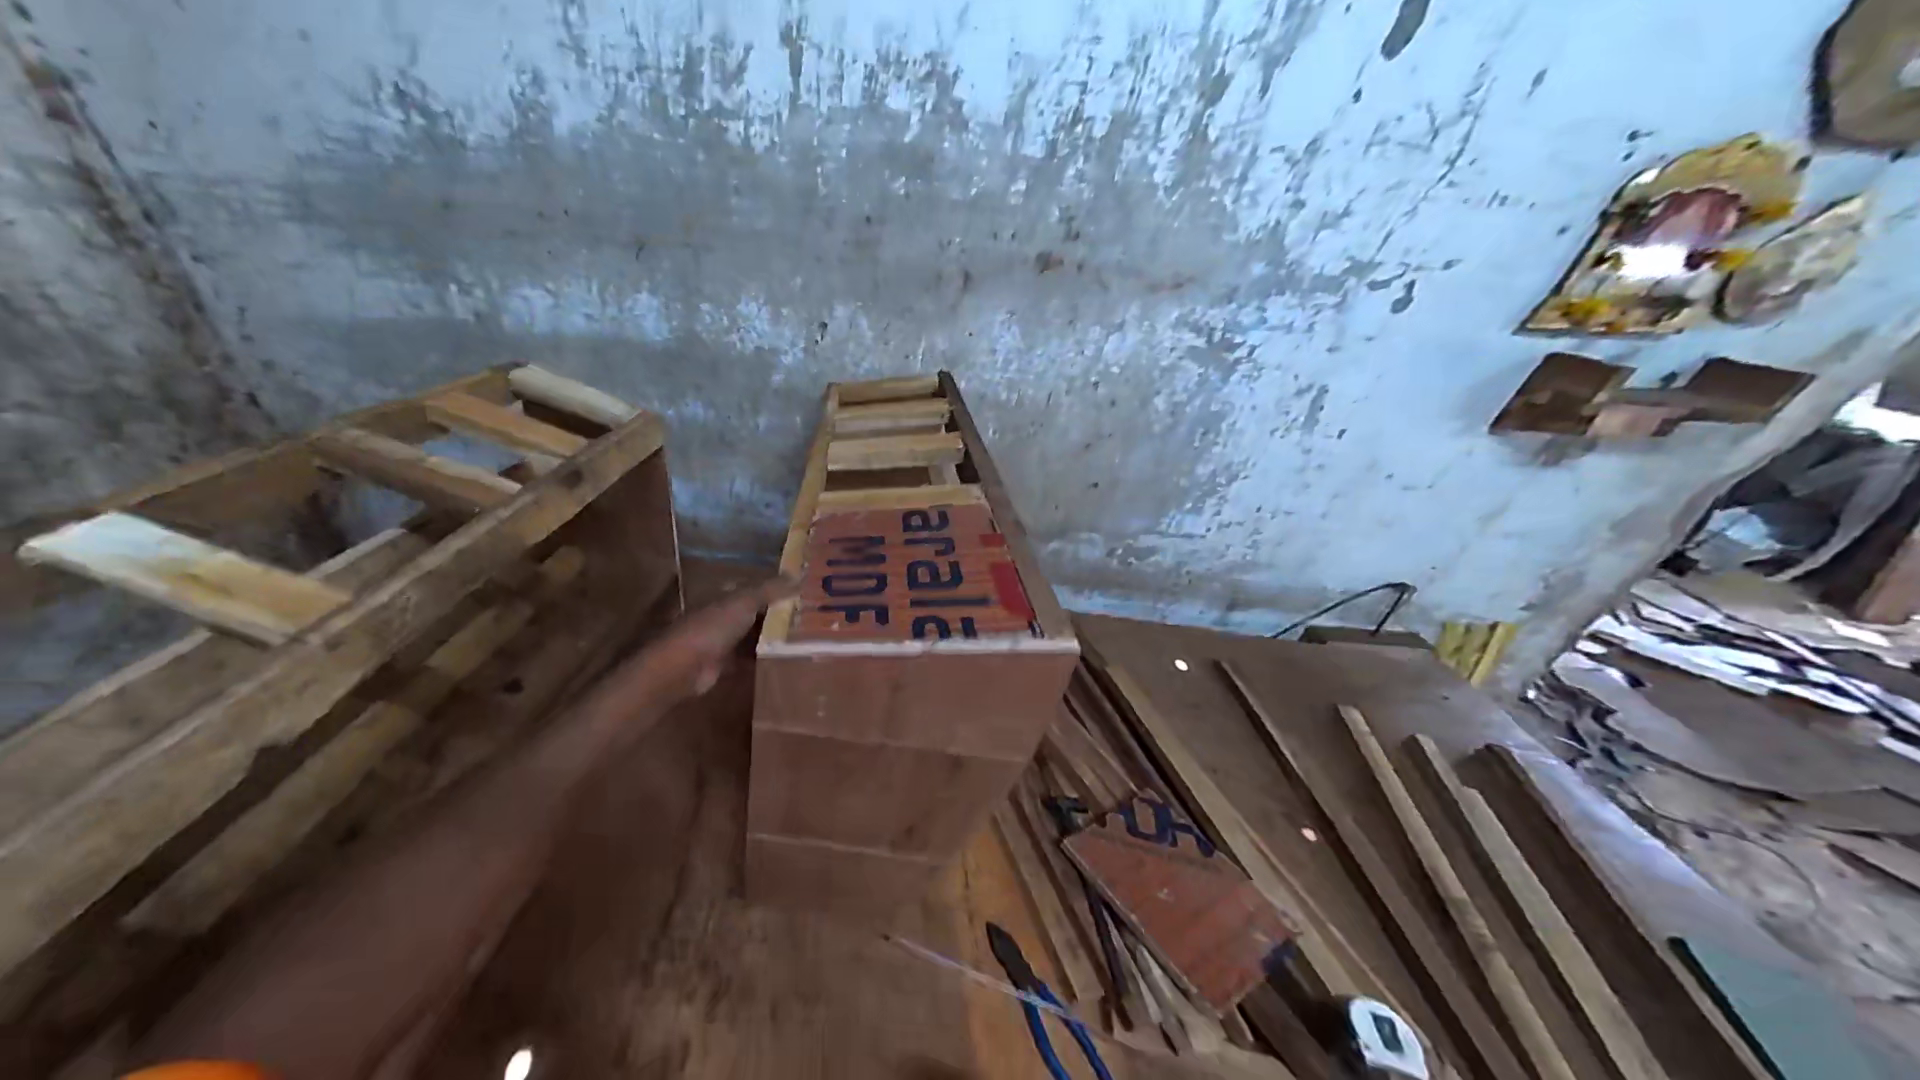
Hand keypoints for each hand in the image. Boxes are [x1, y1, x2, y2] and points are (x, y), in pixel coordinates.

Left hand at [629, 576, 795, 700]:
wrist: (683, 666)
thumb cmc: (712, 627)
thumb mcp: (744, 601)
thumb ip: (771, 589)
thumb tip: (799, 575)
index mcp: (726, 596)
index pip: (755, 587)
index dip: (777, 587)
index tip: (804, 591)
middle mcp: (724, 615)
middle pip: (757, 612)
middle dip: (780, 613)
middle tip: (813, 616)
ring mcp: (723, 640)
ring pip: (755, 635)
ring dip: (775, 637)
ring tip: (808, 637)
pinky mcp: (725, 664)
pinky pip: (750, 658)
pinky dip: (765, 658)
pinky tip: (788, 659)